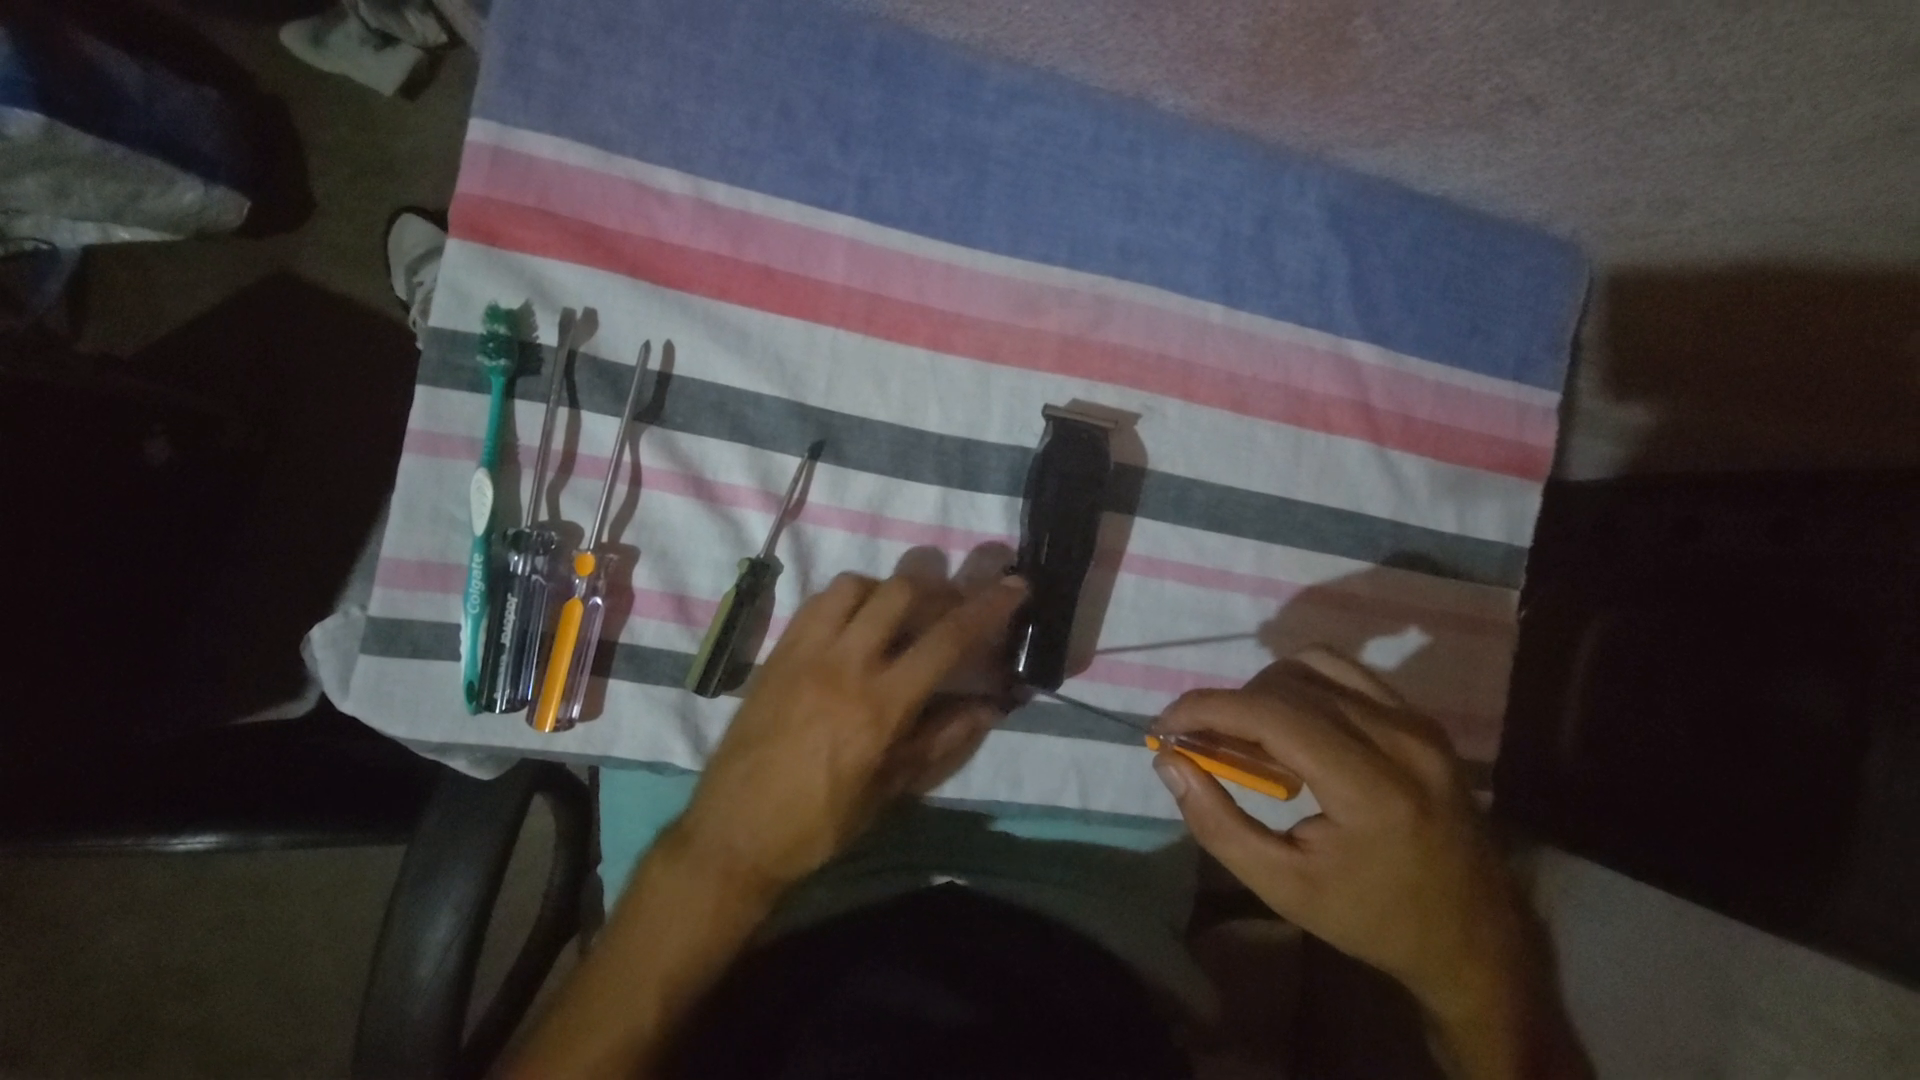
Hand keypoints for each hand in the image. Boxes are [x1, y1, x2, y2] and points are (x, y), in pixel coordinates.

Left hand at [673, 571, 1028, 897]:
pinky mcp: (777, 653)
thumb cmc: (821, 824)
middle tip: (955, 601)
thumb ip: (943, 741)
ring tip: (901, 611)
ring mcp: (805, 652)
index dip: (987, 607)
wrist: (734, 833)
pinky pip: (816, 603)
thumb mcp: (892, 792)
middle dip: (940, 586)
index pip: (946, 639)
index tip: (1015, 586)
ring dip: (888, 588)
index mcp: (880, 705)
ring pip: (855, 585)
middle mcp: (844, 664)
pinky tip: (855, 622)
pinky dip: (847, 598)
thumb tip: (990, 706)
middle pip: (902, 592)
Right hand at [1151, 649, 1539, 1023]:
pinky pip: (1346, 675)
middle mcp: (1400, 739)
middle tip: (1203, 746)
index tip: (1165, 726)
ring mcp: (1418, 724)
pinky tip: (1292, 729)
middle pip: (1287, 684)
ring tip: (1249, 738)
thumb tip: (1170, 761)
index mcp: (1371, 788)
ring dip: (1265, 692)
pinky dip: (1303, 688)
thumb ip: (1218, 823)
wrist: (1474, 939)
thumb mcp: (1282, 887)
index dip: (1206, 708)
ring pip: (1315, 666)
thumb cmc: (1371, 919)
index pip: (1272, 714)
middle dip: (1230, 705)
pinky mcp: (1423, 721)